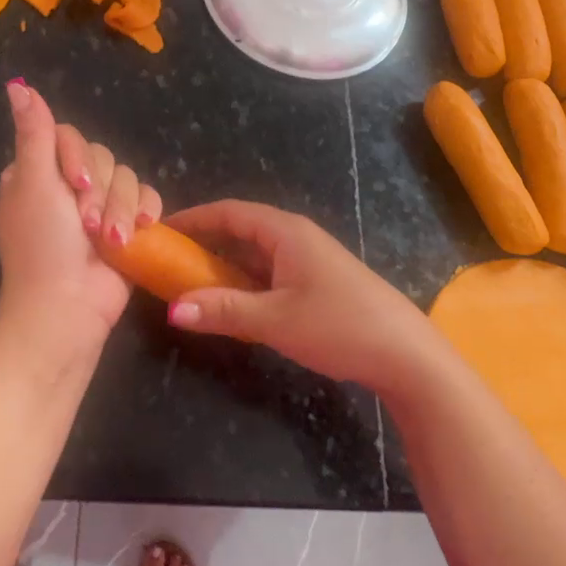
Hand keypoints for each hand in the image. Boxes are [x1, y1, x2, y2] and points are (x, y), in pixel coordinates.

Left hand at [0, 80, 157, 349]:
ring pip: (127, 177)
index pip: (68, 136)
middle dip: (101, 192)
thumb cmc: (42, 245)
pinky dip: (145, 213)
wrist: (67, 308)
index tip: (74, 185)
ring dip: (120, 209)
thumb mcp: (32, 183)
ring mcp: (98, 208)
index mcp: (36, 173)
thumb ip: (33, 132)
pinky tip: (139, 231)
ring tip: (112, 241)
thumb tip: (16, 84)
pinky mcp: (126, 227)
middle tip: (88, 226)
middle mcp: (66, 186)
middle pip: (102, 156)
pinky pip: (147, 199)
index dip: (77, 158)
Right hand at [163, 200, 440, 393]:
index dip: (193, 218)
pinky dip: (245, 283)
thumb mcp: (275, 320)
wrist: (405, 354)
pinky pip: (270, 274)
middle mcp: (296, 237)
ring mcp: (309, 261)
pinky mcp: (318, 283)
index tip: (160, 229)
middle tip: (167, 261)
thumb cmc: (339, 325)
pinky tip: (232, 305)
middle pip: (241, 231)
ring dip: (224, 267)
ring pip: (255, 255)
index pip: (229, 212)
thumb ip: (224, 310)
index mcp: (285, 232)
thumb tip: (172, 308)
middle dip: (204, 243)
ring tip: (189, 283)